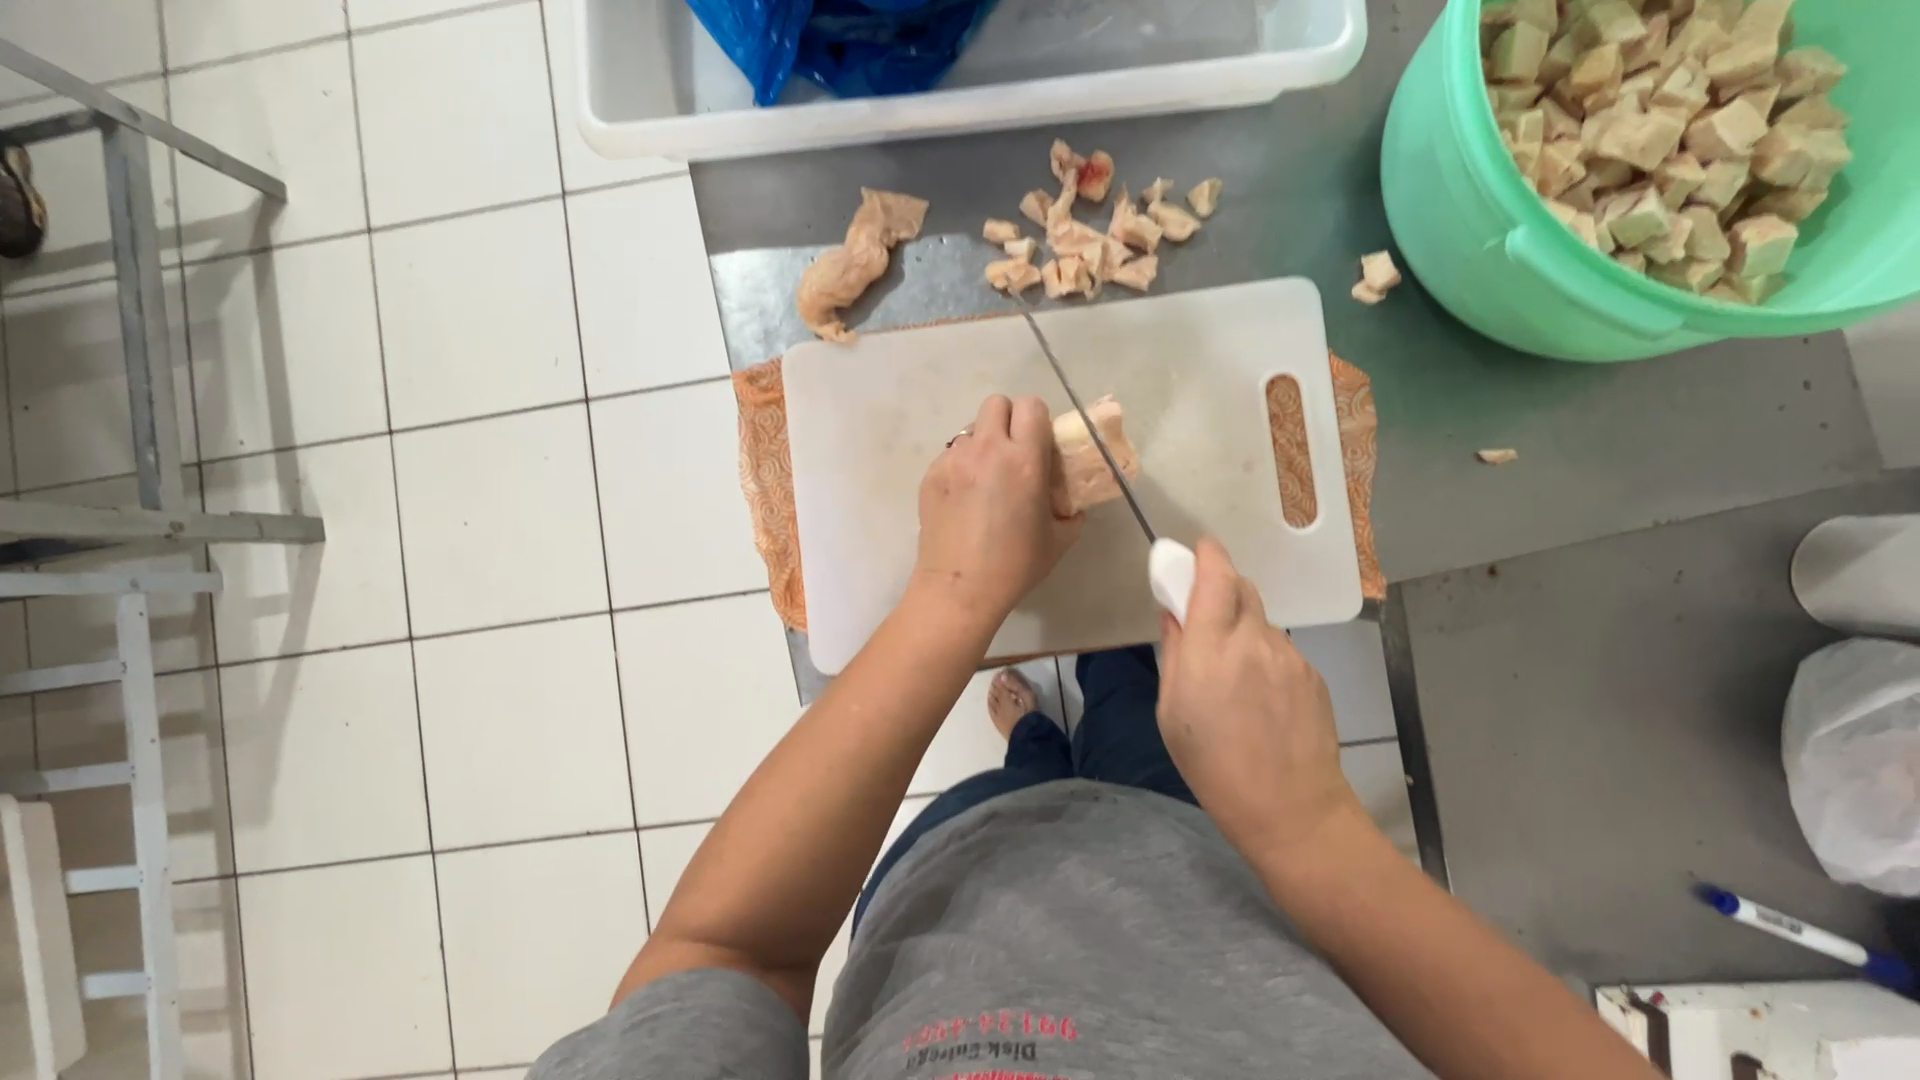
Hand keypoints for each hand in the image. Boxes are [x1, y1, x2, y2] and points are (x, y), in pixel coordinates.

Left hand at [911, 395, 1082, 626]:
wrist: (959, 588)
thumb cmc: (1015, 566)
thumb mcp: (1059, 539)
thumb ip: (1070, 511)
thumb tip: (1072, 504)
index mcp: (1025, 460)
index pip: (1032, 406)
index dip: (1037, 419)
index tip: (1038, 442)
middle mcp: (987, 450)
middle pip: (996, 404)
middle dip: (1008, 420)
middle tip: (1013, 450)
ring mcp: (953, 460)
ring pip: (970, 430)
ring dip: (982, 444)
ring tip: (985, 478)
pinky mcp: (931, 475)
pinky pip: (950, 455)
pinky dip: (961, 466)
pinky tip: (964, 498)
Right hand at [1157, 538, 1365, 857]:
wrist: (1290, 809)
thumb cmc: (1213, 765)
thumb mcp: (1172, 712)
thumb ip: (1174, 653)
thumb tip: (1174, 615)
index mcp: (1211, 648)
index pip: (1215, 576)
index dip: (1206, 555)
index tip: (1196, 550)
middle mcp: (1254, 640)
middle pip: (1242, 588)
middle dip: (1222, 589)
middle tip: (1205, 617)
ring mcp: (1289, 656)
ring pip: (1261, 621)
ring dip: (1242, 628)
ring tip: (1234, 677)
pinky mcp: (1312, 674)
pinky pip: (1280, 649)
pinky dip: (1264, 656)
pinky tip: (1261, 697)